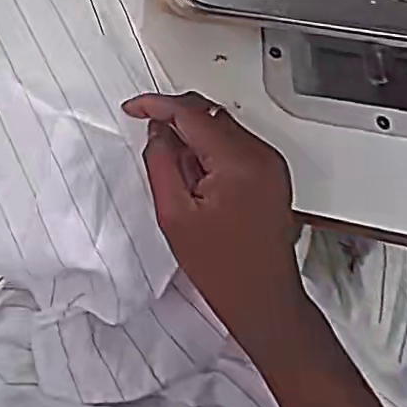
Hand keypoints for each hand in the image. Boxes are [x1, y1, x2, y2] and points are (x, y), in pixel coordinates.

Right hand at [123, 92, 305, 339]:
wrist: (265, 302)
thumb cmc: (224, 270)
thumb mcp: (175, 215)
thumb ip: (161, 162)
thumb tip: (157, 130)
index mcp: (238, 163)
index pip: (192, 113)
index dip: (157, 105)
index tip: (135, 108)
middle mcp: (261, 155)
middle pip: (209, 113)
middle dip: (176, 120)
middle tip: (152, 139)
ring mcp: (271, 162)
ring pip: (221, 125)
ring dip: (194, 136)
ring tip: (182, 178)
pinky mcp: (272, 171)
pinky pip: (235, 142)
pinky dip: (211, 149)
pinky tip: (200, 180)